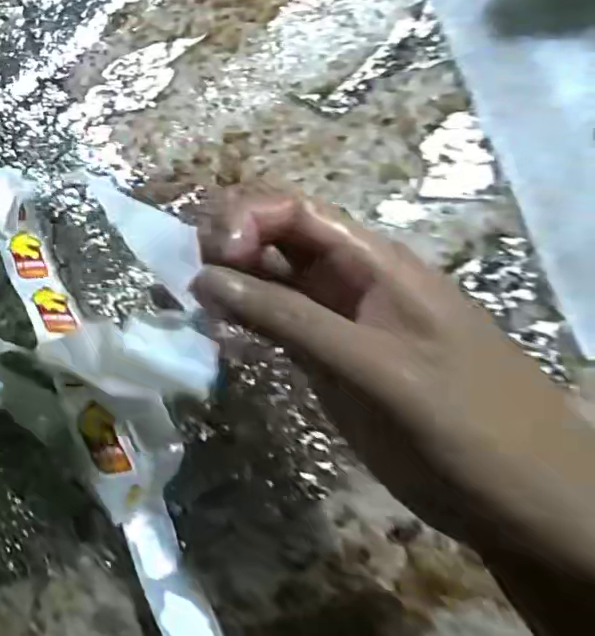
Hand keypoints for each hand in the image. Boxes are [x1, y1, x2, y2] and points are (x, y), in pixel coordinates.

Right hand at [193, 186, 594, 577]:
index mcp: (377, 267)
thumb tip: (201, 278)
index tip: (217, 256)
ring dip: (215, 277)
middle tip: (195, 281)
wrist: (534, 515)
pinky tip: (209, 327)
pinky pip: (258, 309)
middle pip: (266, 231)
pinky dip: (226, 310)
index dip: (243, 218)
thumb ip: (288, 319)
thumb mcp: (379, 371)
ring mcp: (330, 313)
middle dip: (219, 243)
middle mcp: (347, 278)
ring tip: (191, 305)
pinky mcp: (315, 346)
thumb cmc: (472, 431)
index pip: (291, 210)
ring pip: (254, 270)